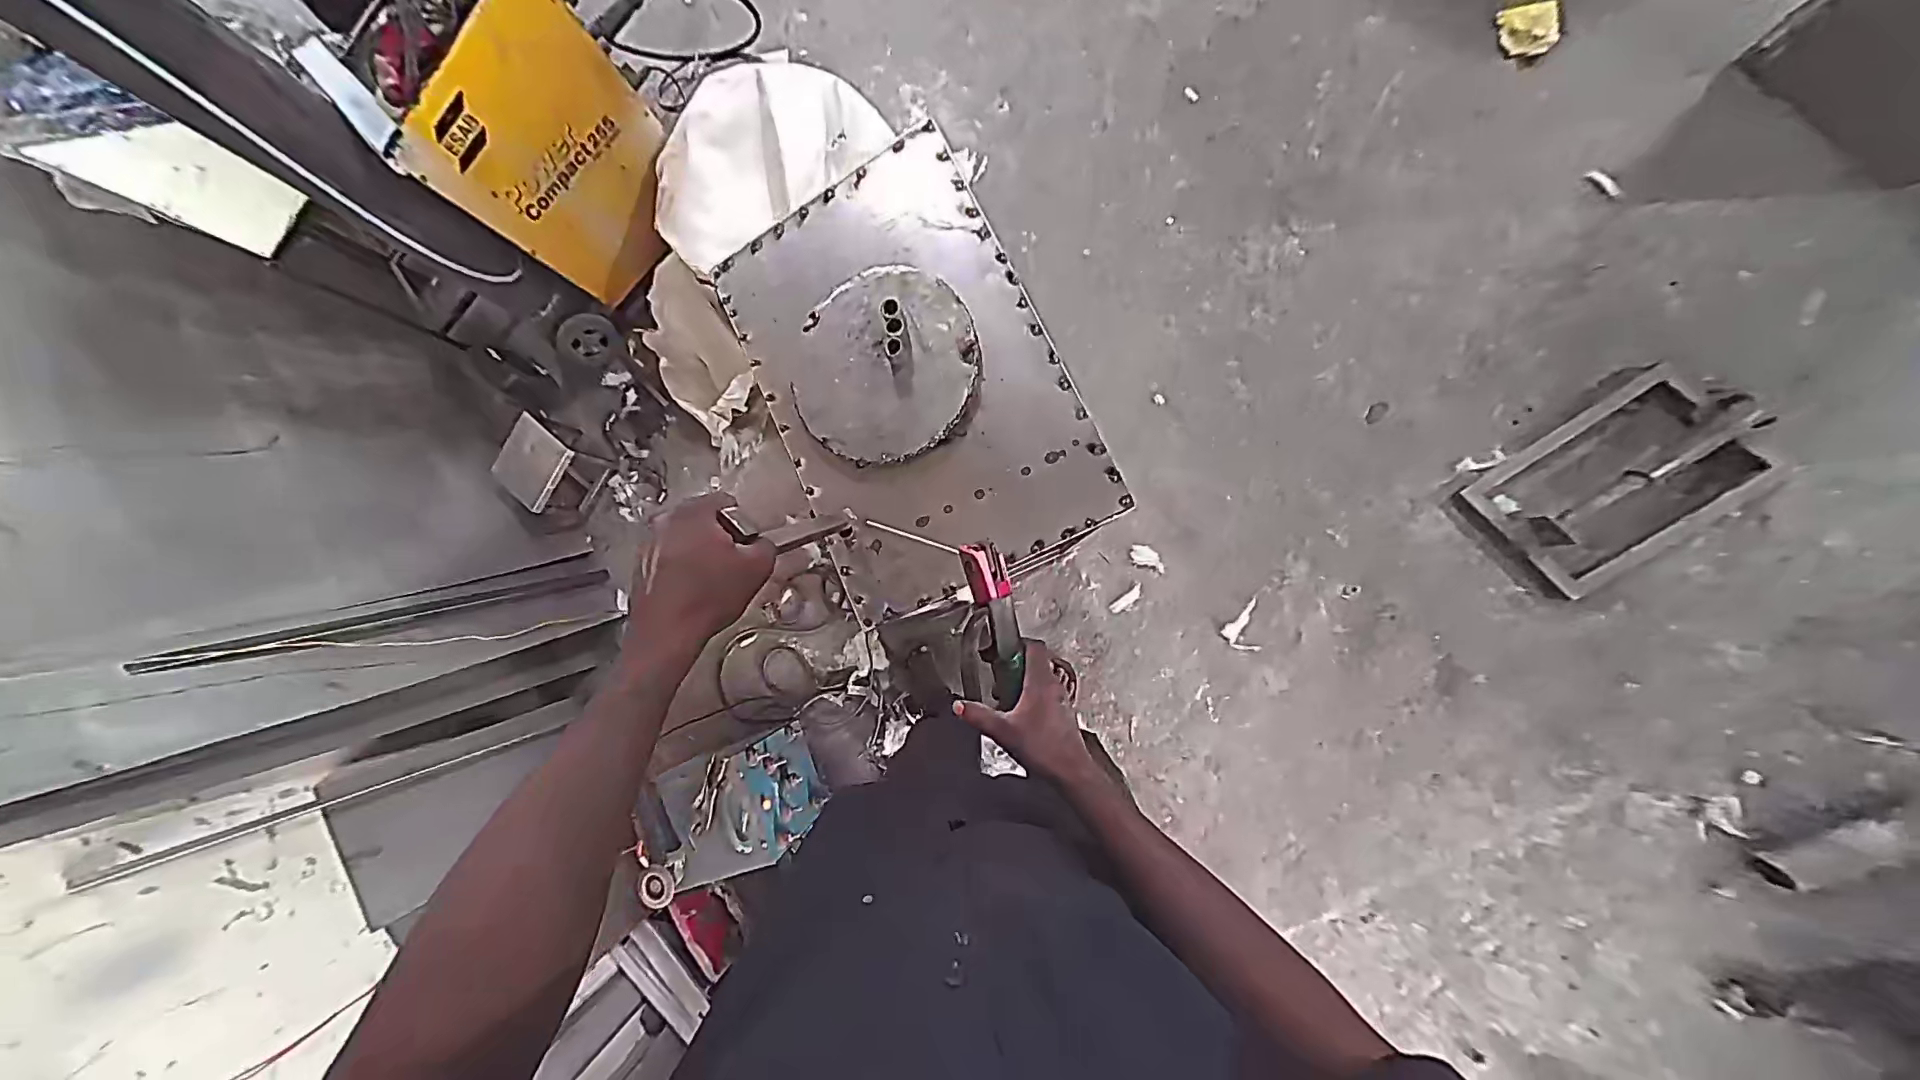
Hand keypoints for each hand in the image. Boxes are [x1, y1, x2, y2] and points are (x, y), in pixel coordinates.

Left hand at [628, 492, 774, 645]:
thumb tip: (763, 544)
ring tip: (715, 580)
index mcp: (693, 513)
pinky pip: (670, 560)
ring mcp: (649, 544)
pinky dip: (683, 570)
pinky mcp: (641, 567)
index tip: (749, 543)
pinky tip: (696, 590)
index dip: (744, 524)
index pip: (726, 503)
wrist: (668, 633)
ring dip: (701, 554)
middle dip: (721, 538)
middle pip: (704, 520)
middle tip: (734, 563)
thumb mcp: (757, 568)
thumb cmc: (706, 599)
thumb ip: (766, 545)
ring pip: (686, 540)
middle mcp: (665, 522)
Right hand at [954, 640, 1094, 783]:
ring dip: (1025, 681)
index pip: (1035, 647)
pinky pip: (1048, 693)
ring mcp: (1061, 699)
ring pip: (1043, 677)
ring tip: (1009, 698)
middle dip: (1016, 665)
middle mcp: (1054, 686)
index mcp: (1041, 682)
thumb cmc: (1045, 749)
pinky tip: (1022, 715)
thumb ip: (979, 715)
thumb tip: (961, 706)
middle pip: (1037, 661)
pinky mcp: (1063, 712)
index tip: (1002, 650)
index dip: (1018, 643)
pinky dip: (1034, 696)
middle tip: (1001, 677)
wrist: (1071, 771)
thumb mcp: (1003, 730)